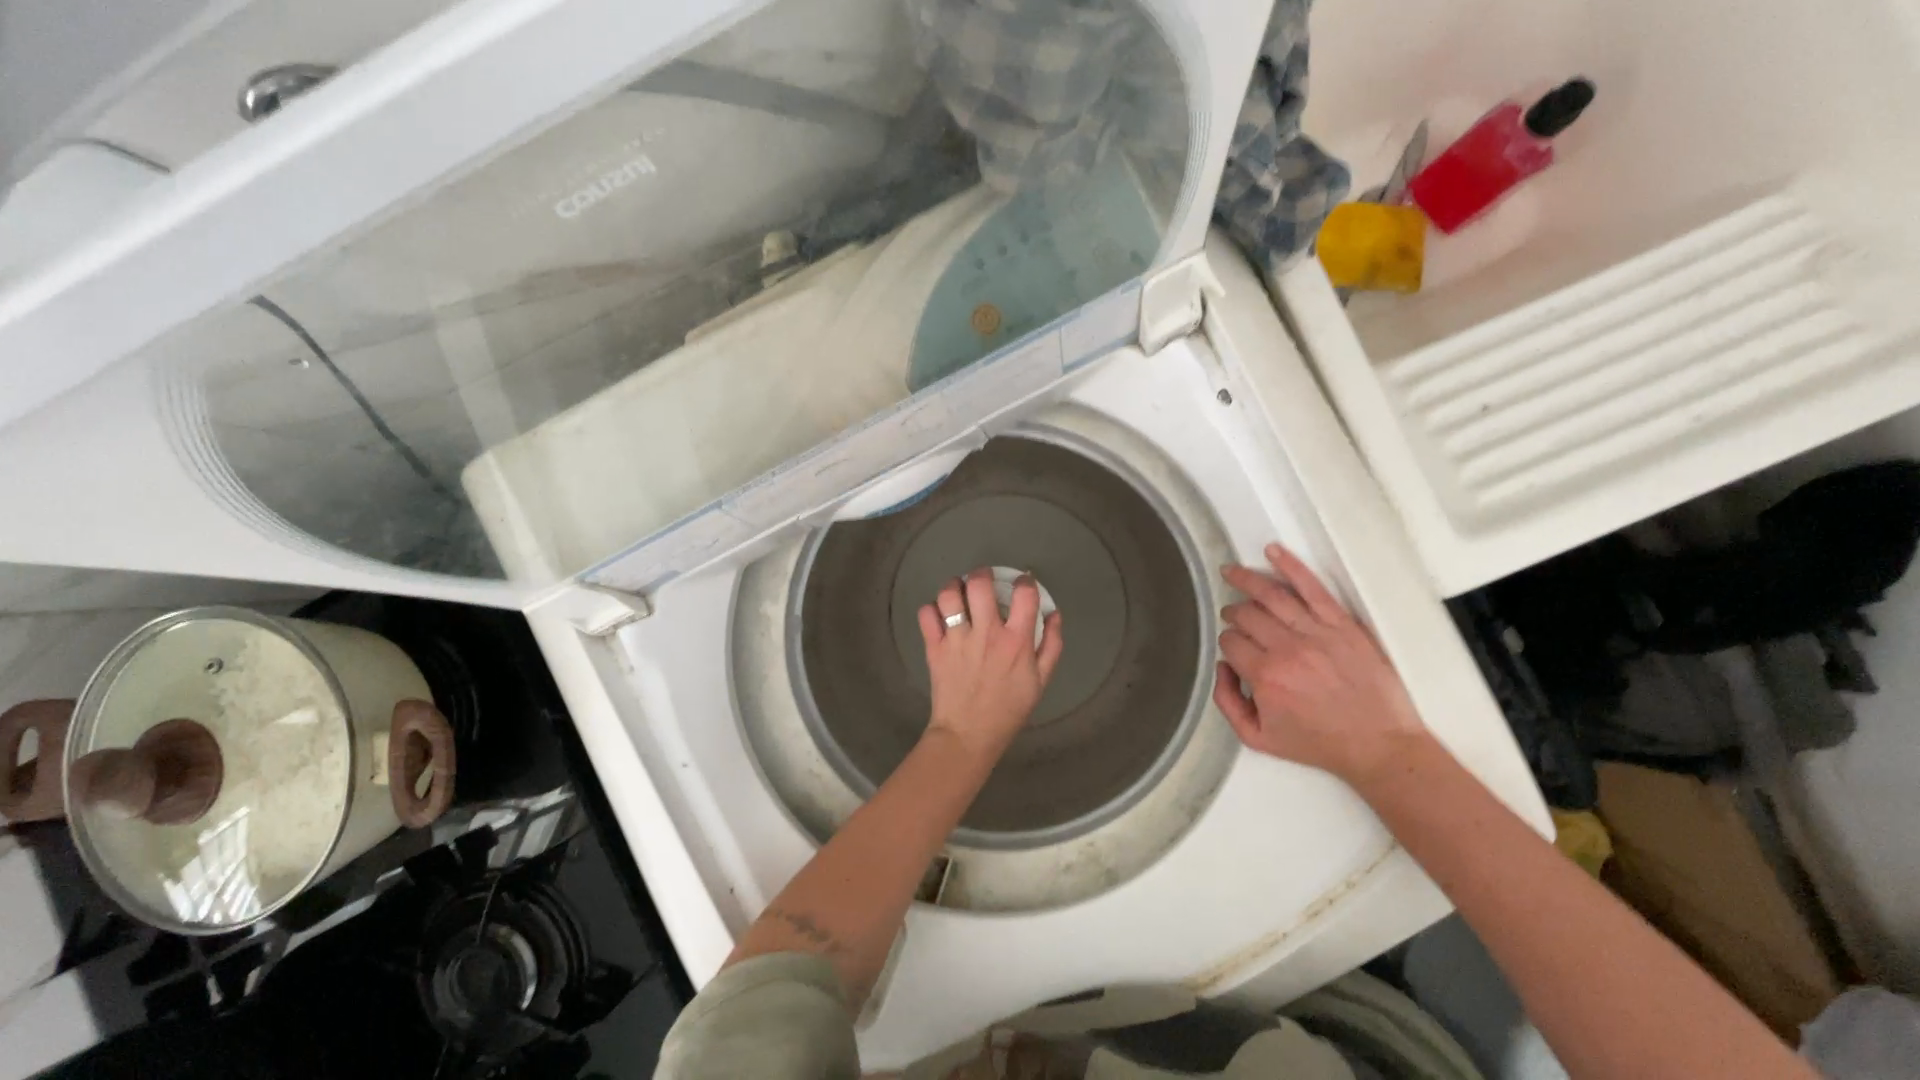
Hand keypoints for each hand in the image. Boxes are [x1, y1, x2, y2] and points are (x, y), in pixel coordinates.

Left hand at [917, 567, 1064, 762]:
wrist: (969, 735)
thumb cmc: (1009, 709)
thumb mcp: (1041, 681)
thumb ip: (1051, 645)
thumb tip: (1054, 613)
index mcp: (1016, 641)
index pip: (1024, 594)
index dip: (1026, 582)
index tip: (1023, 584)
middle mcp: (986, 634)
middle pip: (980, 584)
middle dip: (982, 573)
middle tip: (983, 579)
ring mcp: (956, 640)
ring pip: (949, 595)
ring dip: (953, 586)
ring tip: (958, 590)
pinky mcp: (934, 648)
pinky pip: (926, 615)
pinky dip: (931, 609)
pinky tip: (939, 614)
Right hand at [1212, 543, 1429, 786]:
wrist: (1378, 744)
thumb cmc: (1320, 743)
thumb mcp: (1259, 739)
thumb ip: (1227, 703)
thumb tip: (1222, 668)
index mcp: (1266, 677)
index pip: (1231, 642)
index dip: (1227, 643)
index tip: (1234, 648)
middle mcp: (1288, 650)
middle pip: (1246, 615)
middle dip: (1233, 613)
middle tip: (1233, 615)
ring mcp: (1317, 633)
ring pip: (1271, 594)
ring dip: (1246, 579)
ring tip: (1232, 571)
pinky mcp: (1343, 625)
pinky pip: (1312, 587)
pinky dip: (1290, 566)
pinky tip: (1273, 552)